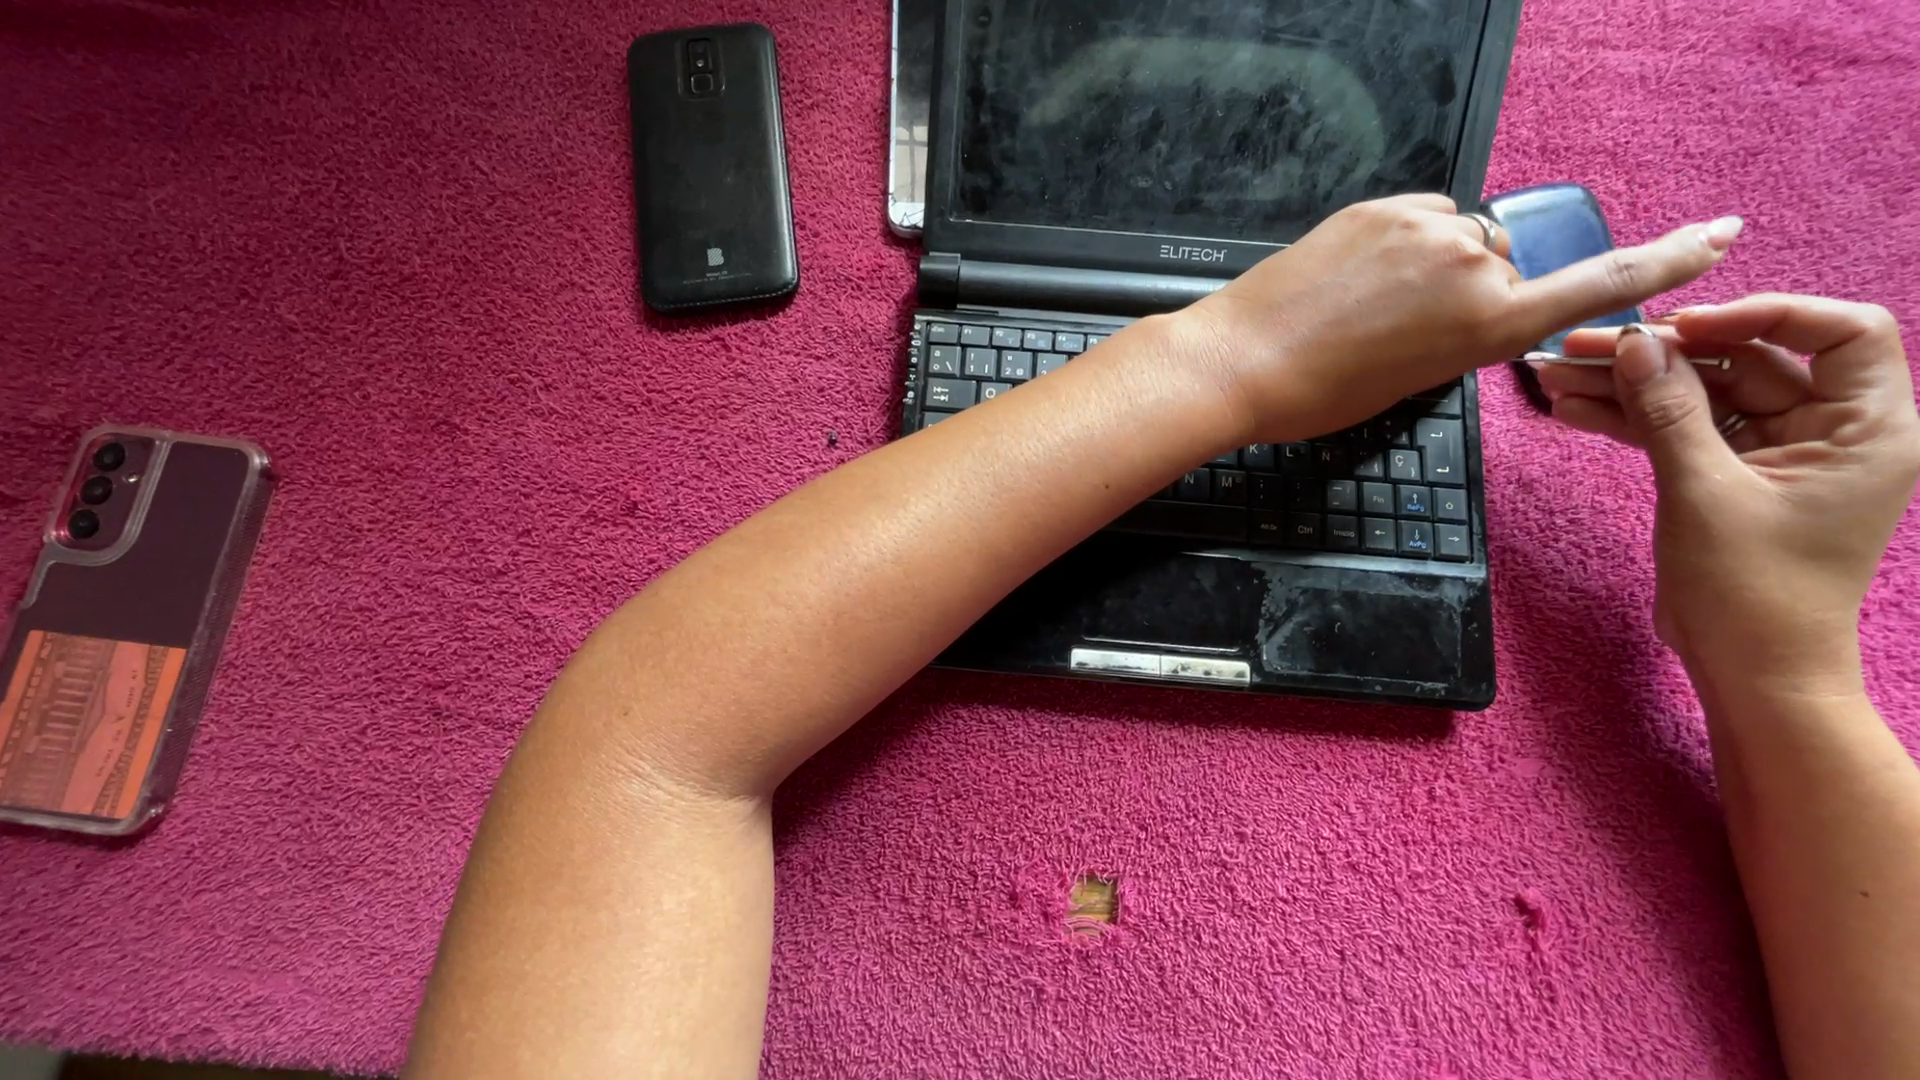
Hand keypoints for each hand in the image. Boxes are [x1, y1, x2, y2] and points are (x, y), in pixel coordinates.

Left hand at [1186, 193, 1744, 440]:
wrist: (1237, 361)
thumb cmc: (1314, 395)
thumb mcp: (1406, 386)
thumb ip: (1457, 343)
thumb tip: (1466, 313)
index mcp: (1487, 325)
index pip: (1597, 285)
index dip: (1664, 262)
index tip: (1716, 234)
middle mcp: (1472, 266)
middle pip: (1505, 266)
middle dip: (1472, 291)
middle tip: (1402, 326)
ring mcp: (1425, 228)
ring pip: (1459, 239)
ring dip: (1434, 265)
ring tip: (1369, 303)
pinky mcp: (1381, 208)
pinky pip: (1418, 218)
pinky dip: (1403, 242)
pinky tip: (1358, 275)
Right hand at [1539, 296, 1919, 700]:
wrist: (1745, 663)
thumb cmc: (1752, 585)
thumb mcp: (1705, 491)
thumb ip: (1670, 413)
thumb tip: (1635, 346)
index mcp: (1864, 427)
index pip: (1838, 333)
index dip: (1762, 315)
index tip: (1678, 327)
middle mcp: (1825, 429)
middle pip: (1745, 363)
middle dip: (1661, 354)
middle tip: (1581, 347)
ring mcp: (1769, 453)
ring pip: (1698, 396)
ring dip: (1629, 386)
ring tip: (1556, 376)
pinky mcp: (1724, 475)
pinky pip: (1676, 431)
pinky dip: (1628, 420)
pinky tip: (1573, 409)